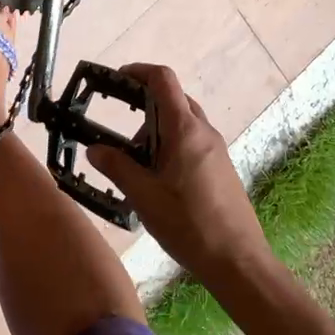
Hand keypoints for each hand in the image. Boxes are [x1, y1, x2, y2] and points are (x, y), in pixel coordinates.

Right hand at [86, 63, 270, 274]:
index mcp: (184, 130)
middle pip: (172, 99)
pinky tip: (157, 179)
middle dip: (143, 105)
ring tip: (135, 163)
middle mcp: (203, 132)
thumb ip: (116, 167)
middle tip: (117, 127)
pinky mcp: (221, 169)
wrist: (240, 264)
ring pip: (182, 123)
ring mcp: (216, 151)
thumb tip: (94, 149)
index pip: (162, 79)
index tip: (115, 80)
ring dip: (156, 131)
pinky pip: (191, 142)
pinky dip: (170, 146)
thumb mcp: (144, 196)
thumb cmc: (190, 224)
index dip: (137, 71)